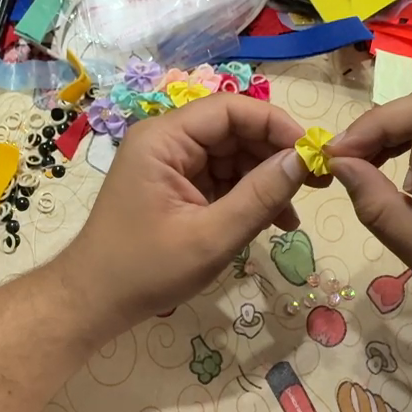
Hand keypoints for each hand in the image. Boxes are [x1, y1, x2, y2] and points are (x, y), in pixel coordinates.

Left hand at [55, 93, 312, 336]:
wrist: (95, 302)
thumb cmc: (145, 269)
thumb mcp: (210, 237)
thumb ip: (259, 196)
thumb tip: (303, 160)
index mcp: (163, 139)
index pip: (229, 110)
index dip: (275, 124)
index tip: (313, 153)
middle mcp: (165, 141)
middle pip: (232, 131)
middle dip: (274, 155)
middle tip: (316, 185)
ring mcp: (169, 164)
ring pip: (231, 156)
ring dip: (265, 181)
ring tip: (294, 216)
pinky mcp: (175, 186)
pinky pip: (220, 178)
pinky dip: (247, 196)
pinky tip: (274, 222)